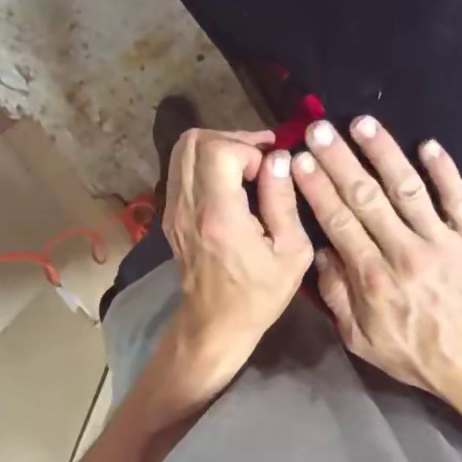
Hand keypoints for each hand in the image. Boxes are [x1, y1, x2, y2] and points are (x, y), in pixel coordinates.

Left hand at [158, 127, 313, 388]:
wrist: (214, 323)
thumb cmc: (259, 294)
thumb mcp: (292, 252)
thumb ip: (284, 200)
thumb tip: (279, 158)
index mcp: (218, 215)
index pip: (219, 150)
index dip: (248, 148)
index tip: (269, 169)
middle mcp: (187, 206)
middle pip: (194, 140)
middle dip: (232, 138)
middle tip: (260, 157)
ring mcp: (173, 209)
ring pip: (182, 149)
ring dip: (217, 146)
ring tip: (246, 164)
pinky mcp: (170, 213)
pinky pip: (181, 168)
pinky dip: (205, 161)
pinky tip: (230, 180)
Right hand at [290, 117, 461, 427]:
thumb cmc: (413, 353)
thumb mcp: (359, 339)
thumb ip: (336, 295)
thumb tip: (322, 252)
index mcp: (373, 277)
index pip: (339, 221)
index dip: (317, 188)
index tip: (300, 159)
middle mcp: (405, 251)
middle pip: (366, 197)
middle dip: (339, 160)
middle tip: (319, 129)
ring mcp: (443, 241)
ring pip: (408, 188)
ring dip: (384, 153)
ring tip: (363, 123)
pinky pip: (458, 198)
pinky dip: (445, 170)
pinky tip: (428, 144)